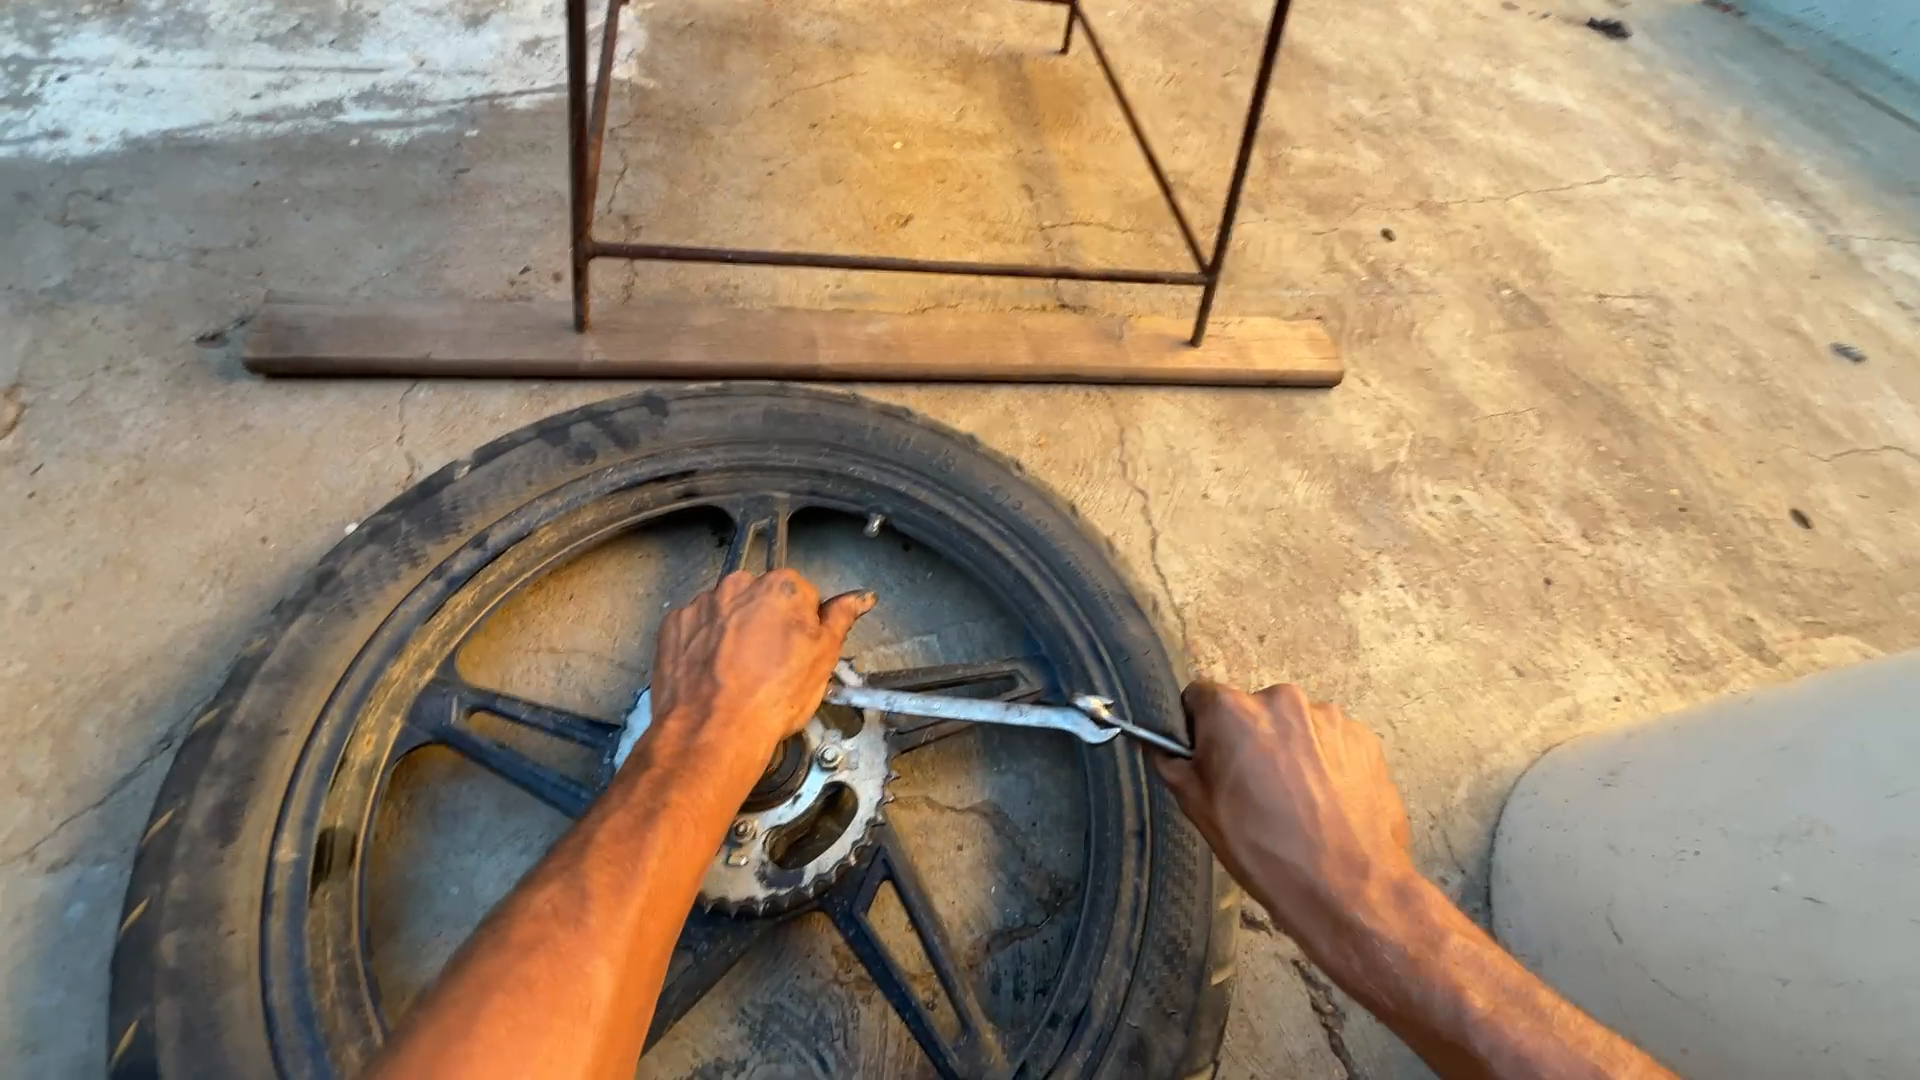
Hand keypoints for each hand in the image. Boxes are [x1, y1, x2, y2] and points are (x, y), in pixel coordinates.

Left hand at [648, 570, 875, 765]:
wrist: (713, 731)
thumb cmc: (771, 697)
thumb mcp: (824, 658)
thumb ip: (841, 617)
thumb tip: (859, 598)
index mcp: (782, 587)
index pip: (803, 595)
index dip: (803, 625)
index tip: (797, 650)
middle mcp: (739, 586)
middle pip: (762, 598)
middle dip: (768, 623)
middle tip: (770, 664)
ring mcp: (702, 604)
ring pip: (728, 612)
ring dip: (734, 632)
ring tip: (740, 673)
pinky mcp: (674, 626)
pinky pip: (697, 628)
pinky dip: (704, 645)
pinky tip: (714, 673)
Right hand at [1154, 681, 1414, 949]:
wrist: (1349, 892)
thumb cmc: (1264, 849)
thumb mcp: (1198, 808)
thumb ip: (1171, 764)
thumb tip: (1158, 746)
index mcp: (1232, 710)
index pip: (1199, 697)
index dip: (1198, 727)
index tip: (1206, 756)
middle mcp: (1281, 700)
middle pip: (1250, 710)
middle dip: (1246, 738)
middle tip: (1251, 786)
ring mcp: (1329, 718)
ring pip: (1292, 725)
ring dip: (1287, 749)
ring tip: (1294, 799)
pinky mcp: (1365, 740)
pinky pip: (1330, 741)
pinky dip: (1324, 762)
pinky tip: (1324, 802)